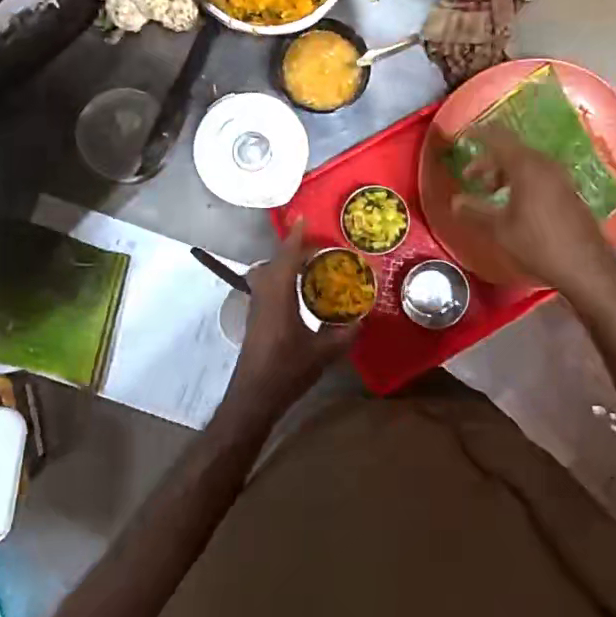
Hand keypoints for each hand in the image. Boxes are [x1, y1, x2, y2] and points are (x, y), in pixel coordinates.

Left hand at [229, 225, 355, 409]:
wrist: (253, 397)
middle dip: (292, 251)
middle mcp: (264, 296)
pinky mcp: (254, 320)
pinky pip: (267, 288)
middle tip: (316, 248)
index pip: (286, 258)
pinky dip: (281, 281)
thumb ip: (344, 334)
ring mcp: (255, 308)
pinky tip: (298, 294)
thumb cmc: (287, 372)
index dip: (296, 238)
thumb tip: (362, 319)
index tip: (304, 219)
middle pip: (274, 263)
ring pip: (266, 275)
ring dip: (284, 266)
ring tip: (309, 268)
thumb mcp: (323, 354)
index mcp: (279, 297)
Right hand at [451, 126, 615, 294]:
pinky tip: (513, 202)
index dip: (480, 134)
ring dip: (504, 172)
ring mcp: (561, 178)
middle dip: (489, 160)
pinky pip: (539, 175)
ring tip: (489, 192)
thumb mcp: (499, 229)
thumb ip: (474, 211)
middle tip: (470, 176)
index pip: (499, 138)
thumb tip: (455, 201)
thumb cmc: (537, 244)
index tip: (463, 135)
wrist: (585, 266)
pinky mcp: (568, 192)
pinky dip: (521, 180)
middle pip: (512, 150)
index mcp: (527, 167)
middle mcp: (546, 165)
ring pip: (527, 163)